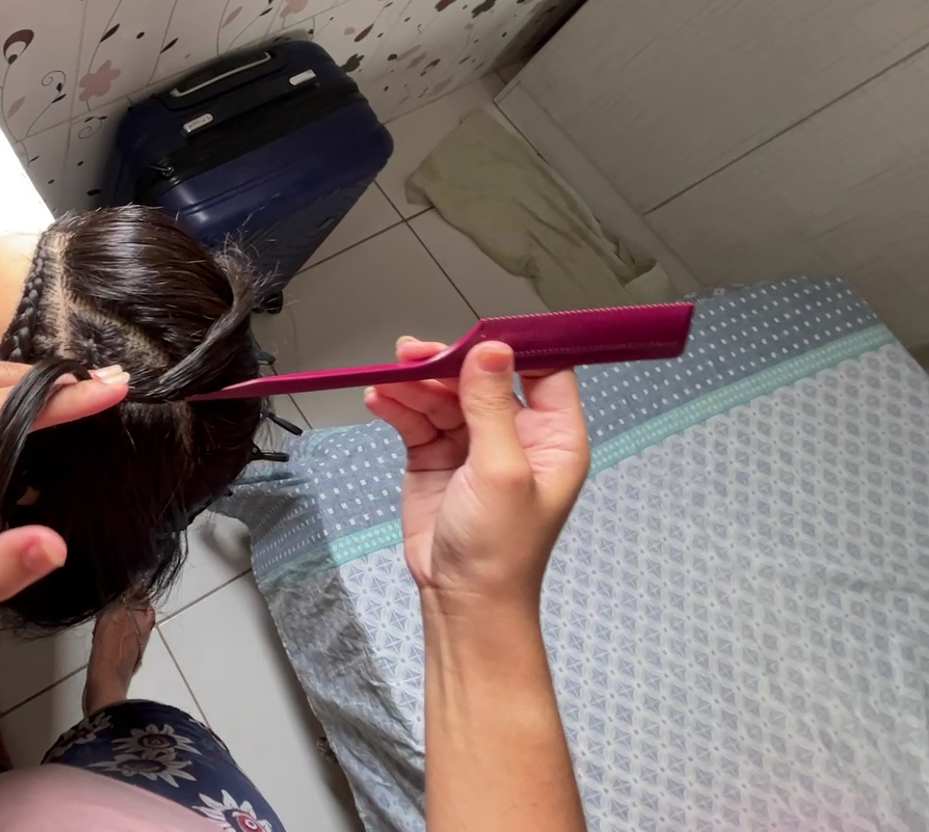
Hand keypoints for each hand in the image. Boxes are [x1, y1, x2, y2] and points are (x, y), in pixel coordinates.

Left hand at [0, 361, 128, 619]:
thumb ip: (0, 569)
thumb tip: (56, 545)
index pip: (4, 407)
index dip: (63, 400)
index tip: (112, 389)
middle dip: (58, 385)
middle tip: (112, 386)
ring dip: (36, 383)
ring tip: (86, 392)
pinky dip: (9, 385)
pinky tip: (41, 398)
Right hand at [364, 339, 589, 610]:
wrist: (459, 593)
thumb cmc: (499, 545)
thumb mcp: (500, 470)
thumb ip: (492, 406)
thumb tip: (491, 349)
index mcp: (550, 436)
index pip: (542, 373)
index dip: (512, 349)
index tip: (475, 334)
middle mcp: (511, 434)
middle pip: (477, 378)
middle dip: (444, 364)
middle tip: (410, 354)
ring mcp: (468, 443)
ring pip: (439, 394)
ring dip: (411, 385)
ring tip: (385, 382)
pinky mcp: (432, 454)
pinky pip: (414, 417)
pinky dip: (395, 406)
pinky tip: (378, 400)